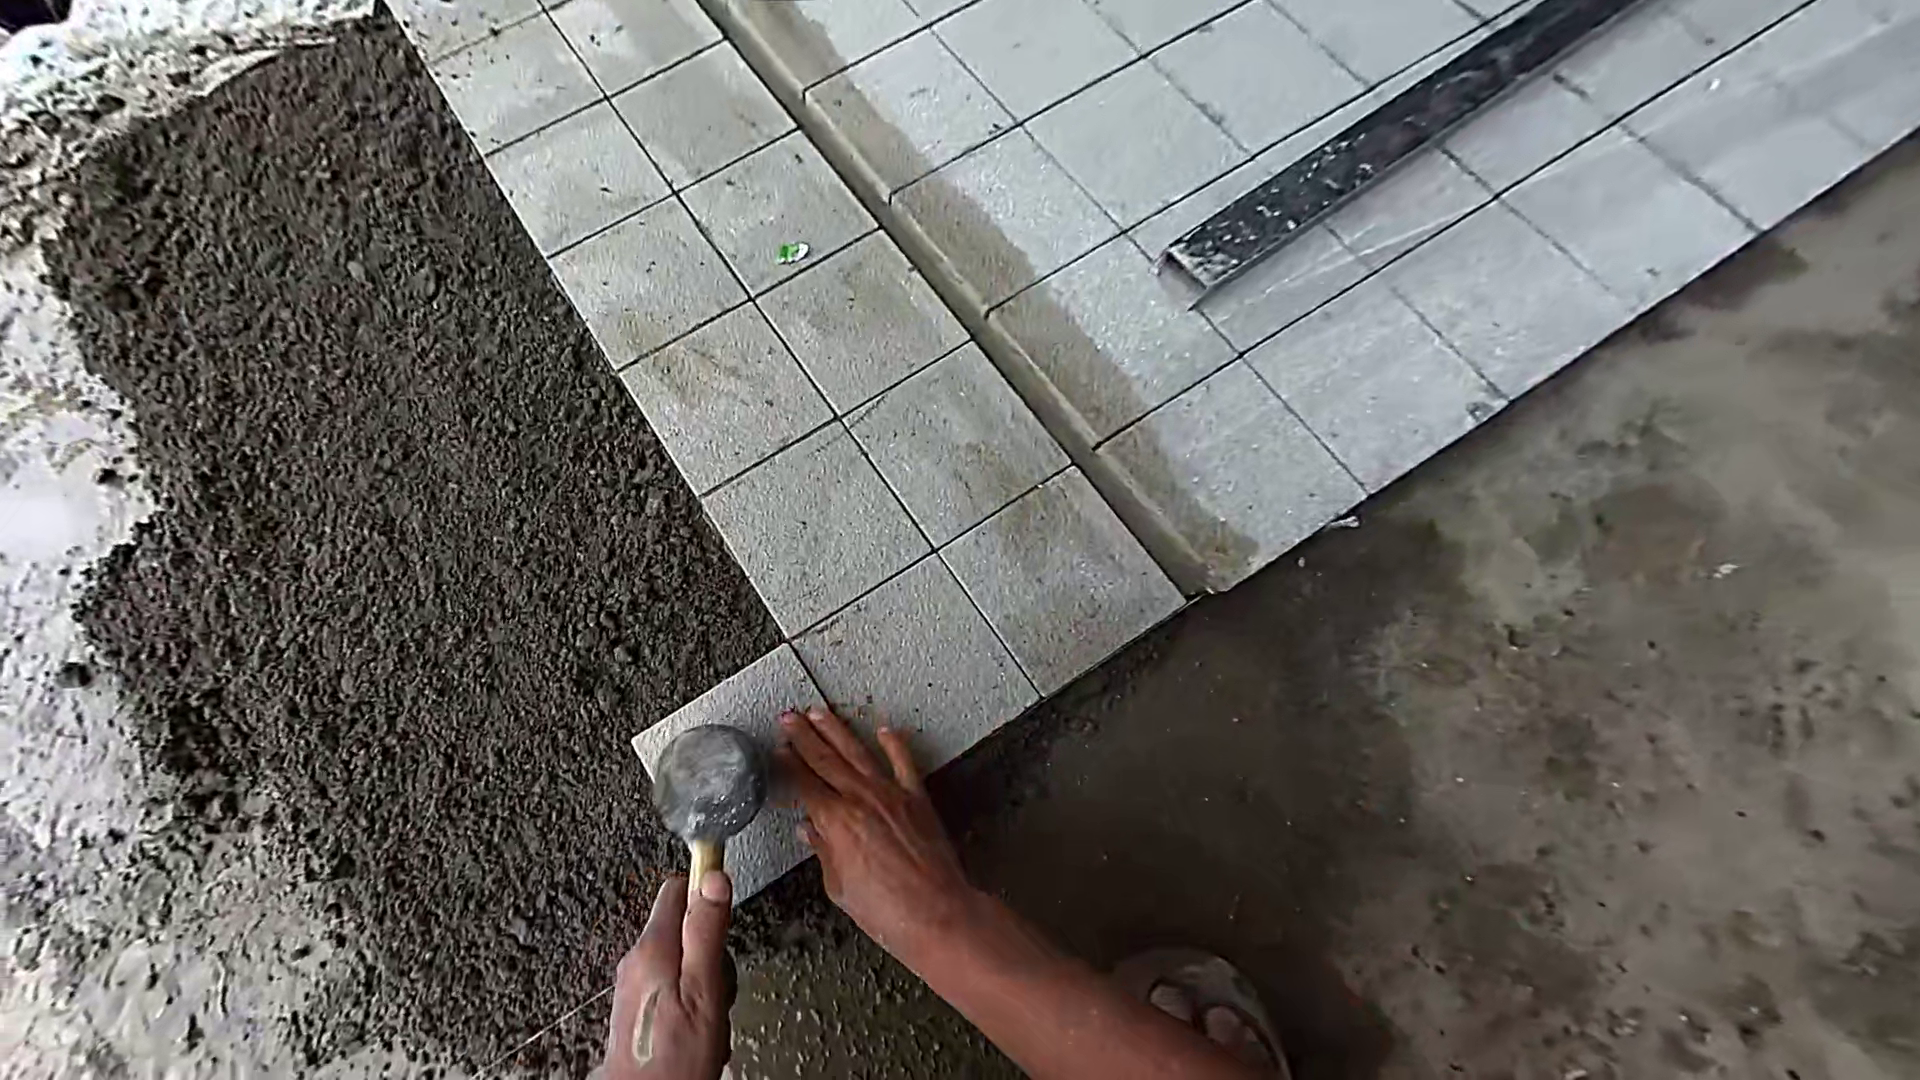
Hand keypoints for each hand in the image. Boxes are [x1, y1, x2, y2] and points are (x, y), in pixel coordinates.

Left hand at [601, 873, 732, 1079]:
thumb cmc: (674, 1063)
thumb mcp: (703, 989)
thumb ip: (707, 931)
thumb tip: (713, 877)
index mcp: (652, 948)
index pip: (678, 887)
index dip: (706, 895)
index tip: (724, 919)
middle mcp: (637, 961)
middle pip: (685, 925)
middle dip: (712, 948)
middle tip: (718, 982)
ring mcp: (635, 987)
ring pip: (683, 957)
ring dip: (706, 979)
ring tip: (709, 1012)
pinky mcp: (638, 1010)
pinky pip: (674, 985)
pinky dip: (692, 1000)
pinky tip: (698, 1028)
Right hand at [779, 707, 976, 955]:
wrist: (935, 911)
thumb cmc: (886, 910)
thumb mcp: (840, 886)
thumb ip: (823, 850)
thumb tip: (809, 830)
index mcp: (838, 822)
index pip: (805, 784)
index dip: (789, 764)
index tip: (778, 749)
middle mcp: (862, 799)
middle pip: (826, 759)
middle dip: (804, 735)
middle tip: (789, 717)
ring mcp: (891, 794)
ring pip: (858, 753)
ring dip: (837, 730)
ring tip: (820, 713)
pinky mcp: (916, 797)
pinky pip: (903, 762)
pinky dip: (894, 744)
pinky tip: (884, 729)